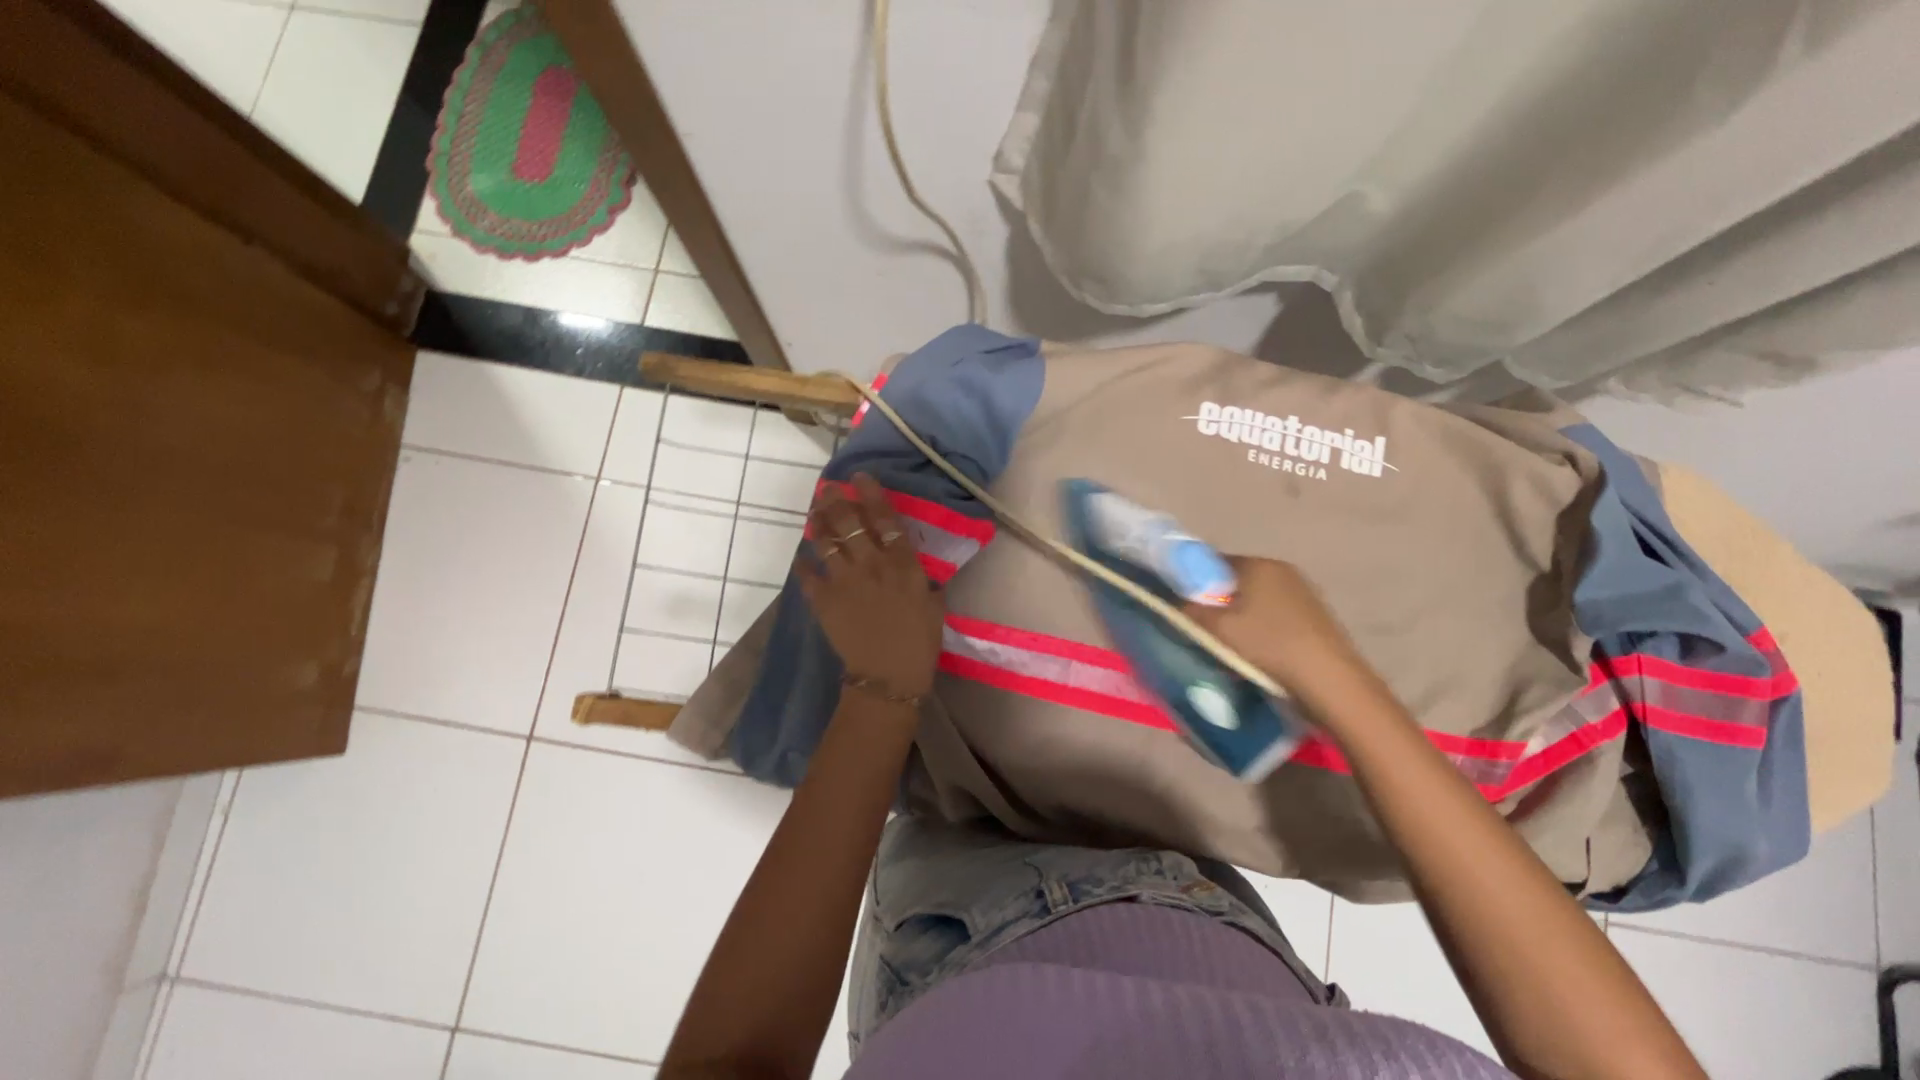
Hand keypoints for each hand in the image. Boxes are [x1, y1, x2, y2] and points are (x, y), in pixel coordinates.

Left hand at [797, 473, 944, 697]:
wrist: (889, 677)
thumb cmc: (920, 643)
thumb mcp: (934, 604)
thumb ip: (925, 579)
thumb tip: (918, 566)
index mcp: (903, 564)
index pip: (886, 518)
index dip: (871, 494)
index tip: (860, 477)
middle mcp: (871, 564)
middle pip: (849, 522)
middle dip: (836, 500)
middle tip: (829, 488)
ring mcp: (844, 580)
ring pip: (826, 541)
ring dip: (819, 523)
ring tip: (814, 511)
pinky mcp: (824, 600)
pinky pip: (808, 575)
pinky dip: (803, 564)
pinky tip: (801, 556)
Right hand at [1182, 556, 1380, 713]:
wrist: (1330, 682)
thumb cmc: (1268, 646)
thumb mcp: (1217, 629)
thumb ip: (1188, 611)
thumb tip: (1171, 603)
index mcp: (1259, 564)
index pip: (1212, 562)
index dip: (1192, 582)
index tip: (1180, 606)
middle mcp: (1283, 570)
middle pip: (1235, 583)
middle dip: (1216, 603)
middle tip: (1200, 630)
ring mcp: (1303, 594)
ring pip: (1256, 601)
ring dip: (1239, 619)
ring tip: (1227, 647)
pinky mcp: (1315, 618)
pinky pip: (1274, 617)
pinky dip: (1260, 631)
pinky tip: (1256, 655)